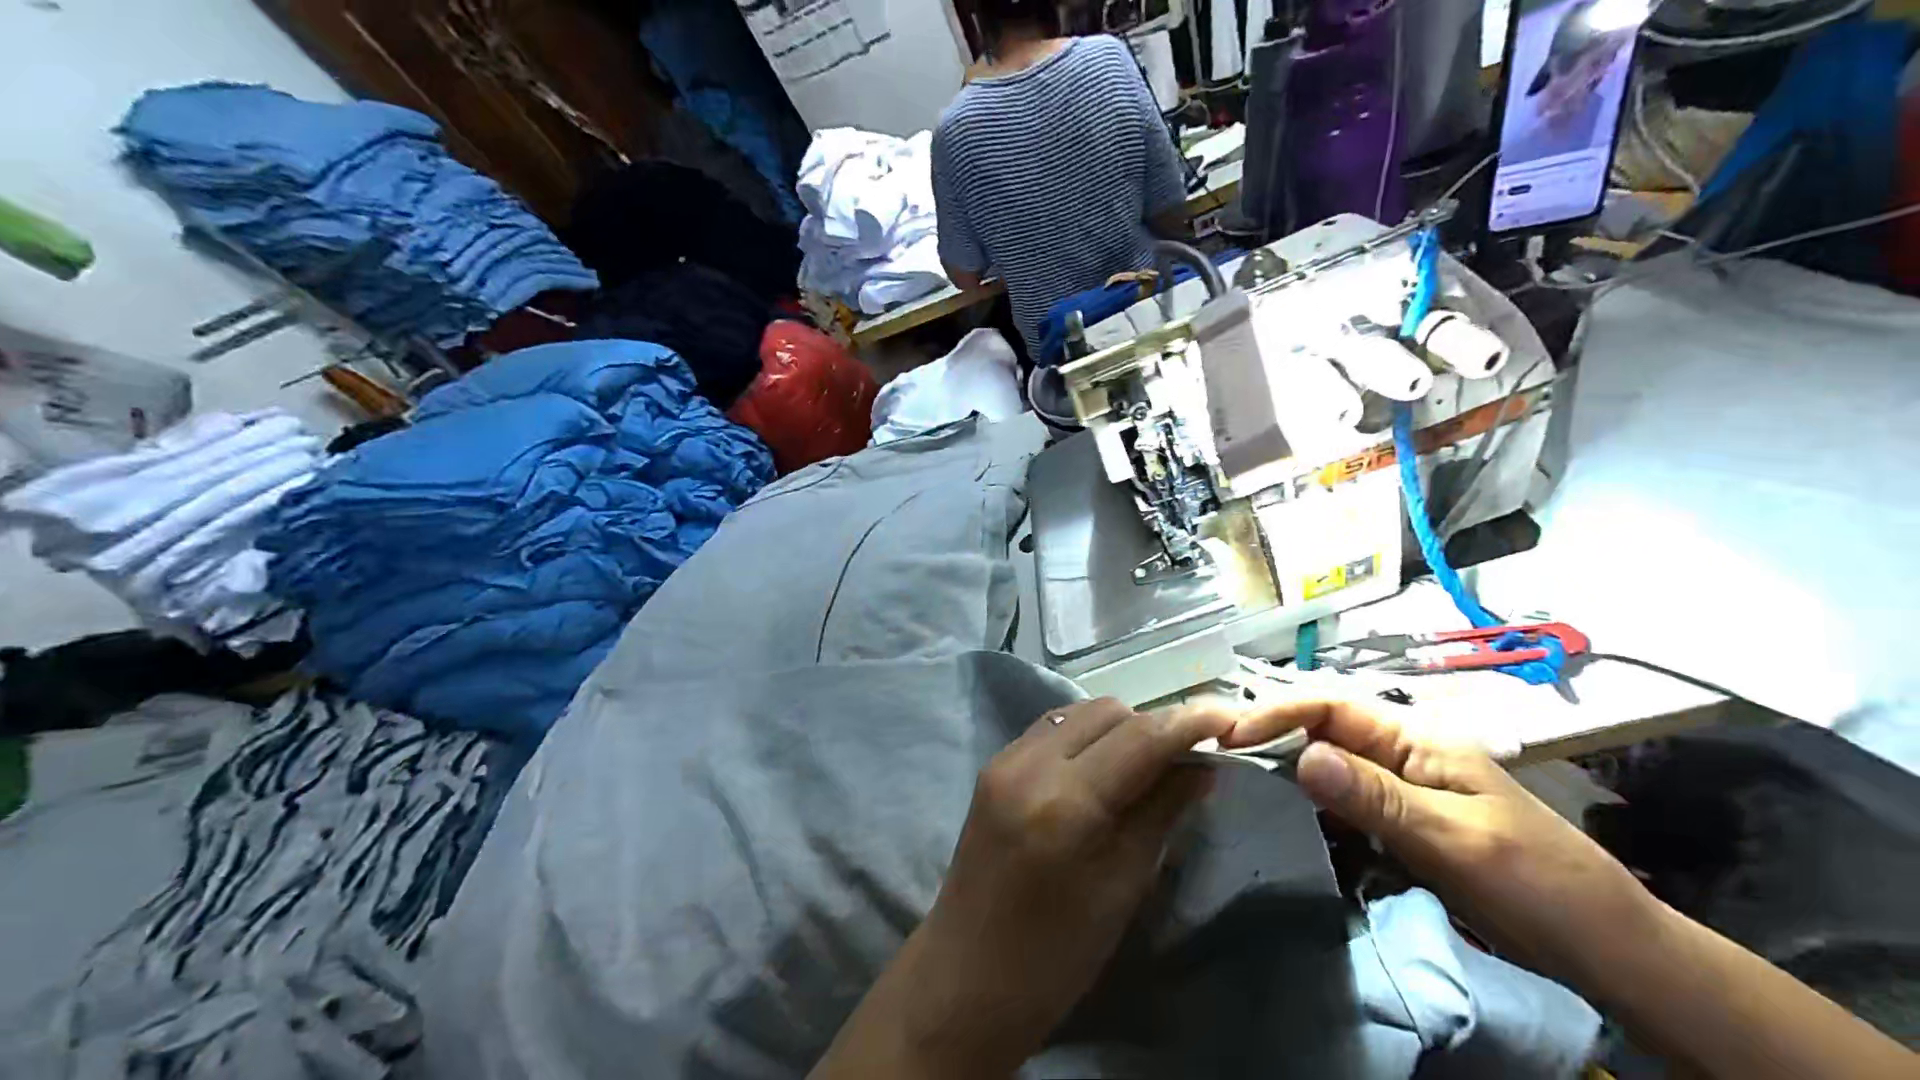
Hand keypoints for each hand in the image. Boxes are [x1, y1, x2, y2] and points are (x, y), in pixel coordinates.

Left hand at [812, 698, 1229, 1077]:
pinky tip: (1104, 765)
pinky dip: (1086, 736)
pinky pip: (1051, 729)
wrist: (968, 975)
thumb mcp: (1124, 885)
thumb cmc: (1058, 951)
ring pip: (1078, 713)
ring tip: (1149, 762)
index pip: (1140, 737)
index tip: (1227, 719)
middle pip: (1108, 713)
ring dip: (1120, 727)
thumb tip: (1201, 764)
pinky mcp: (992, 766)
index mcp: (1066, 801)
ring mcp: (1004, 759)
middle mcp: (1029, 763)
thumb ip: (1162, 812)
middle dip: (1154, 725)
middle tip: (1188, 756)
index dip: (1189, 722)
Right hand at [1225, 699, 1654, 983]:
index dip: (1277, 713)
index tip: (1231, 735)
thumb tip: (1301, 757)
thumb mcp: (1457, 839)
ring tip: (1237, 768)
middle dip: (1271, 729)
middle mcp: (1403, 750)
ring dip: (1284, 758)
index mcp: (1418, 738)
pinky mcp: (1400, 817)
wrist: (1608, 948)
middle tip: (1219, 748)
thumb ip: (1377, 797)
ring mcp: (1401, 784)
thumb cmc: (1539, 884)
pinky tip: (1285, 801)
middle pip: (1322, 726)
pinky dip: (1308, 792)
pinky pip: (1342, 793)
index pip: (1331, 707)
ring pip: (1328, 757)